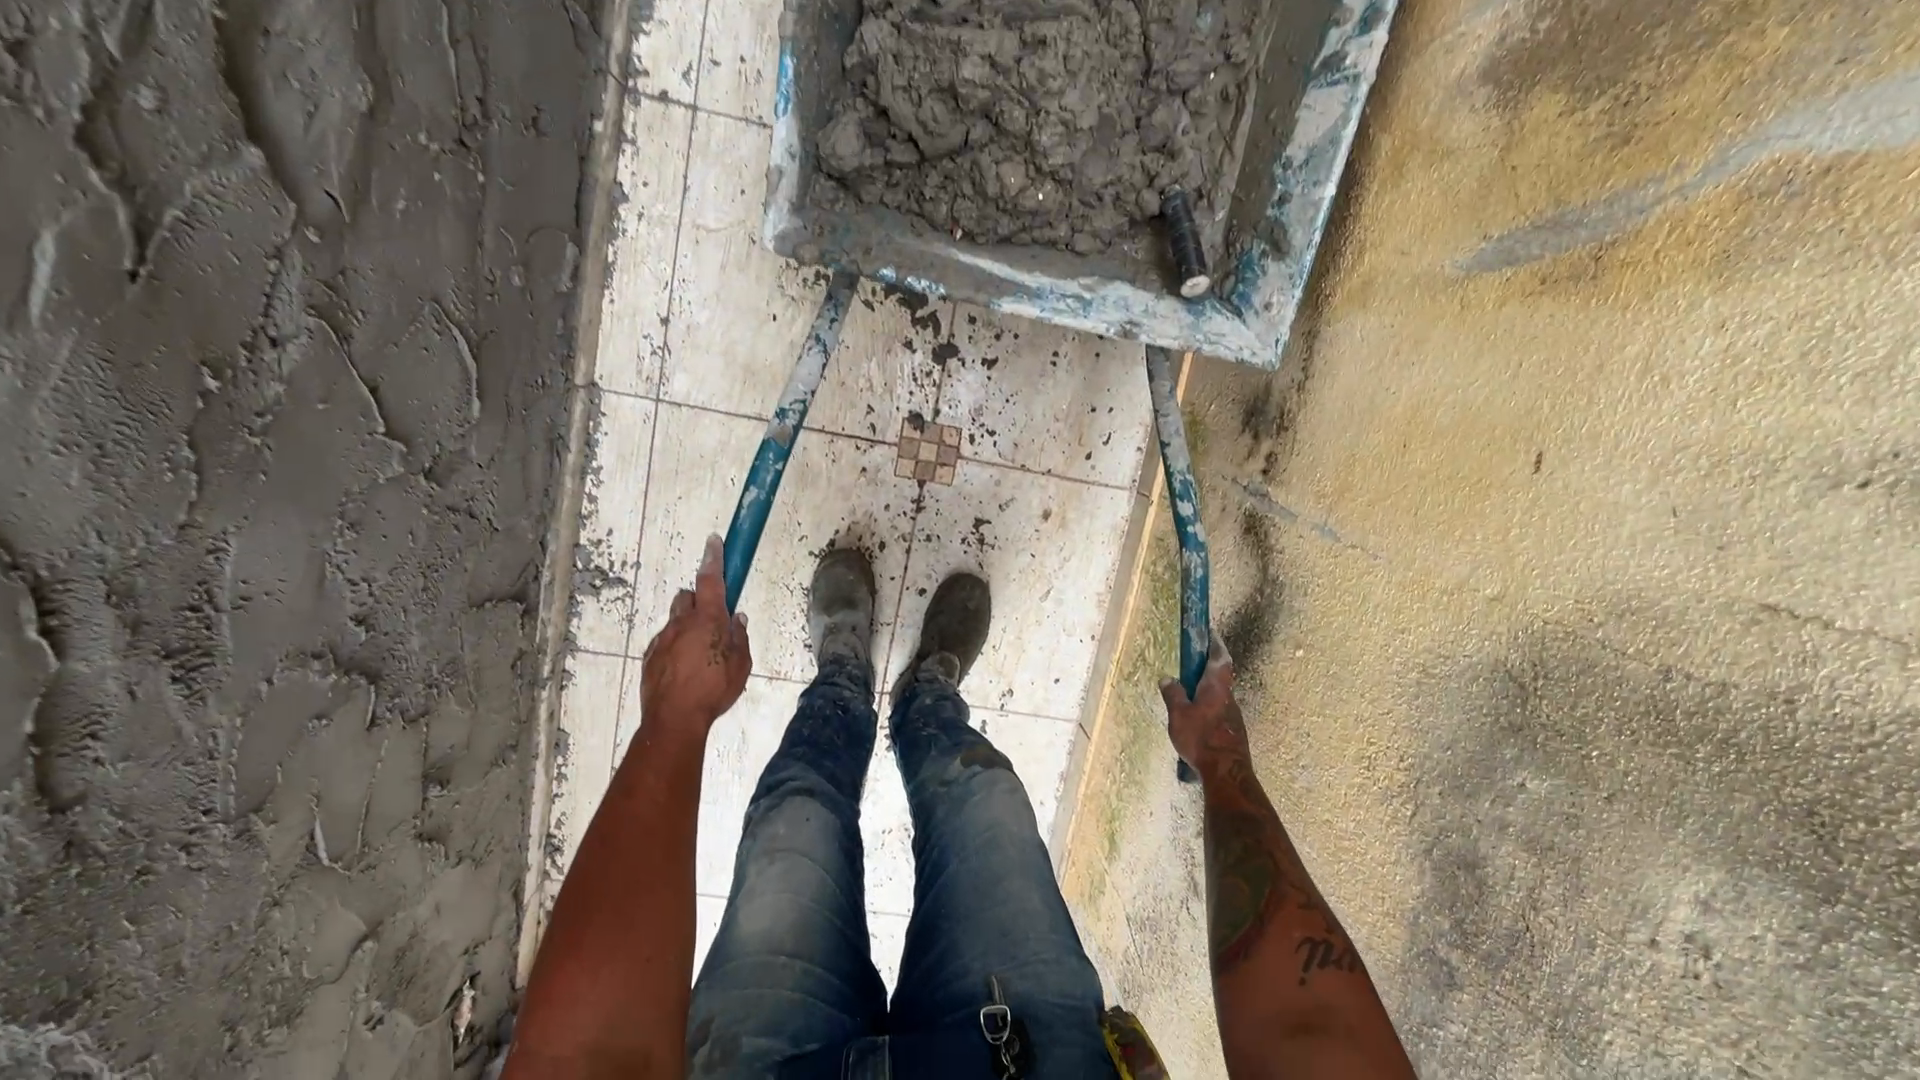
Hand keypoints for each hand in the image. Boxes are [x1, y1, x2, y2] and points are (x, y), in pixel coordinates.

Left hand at [639, 534, 751, 738]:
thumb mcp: (741, 665)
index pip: (711, 579)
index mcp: (707, 619)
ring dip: (686, 626)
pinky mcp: (651, 657)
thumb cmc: (714, 690)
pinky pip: (665, 642)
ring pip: (675, 621)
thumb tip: (736, 619)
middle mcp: (681, 623)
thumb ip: (739, 639)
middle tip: (711, 619)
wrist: (674, 718)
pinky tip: (685, 669)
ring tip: (699, 652)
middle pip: (687, 597)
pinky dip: (676, 647)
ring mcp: (662, 639)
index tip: (713, 541)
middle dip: (698, 600)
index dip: (714, 558)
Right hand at [1161, 640, 1247, 779]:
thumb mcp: (1178, 715)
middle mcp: (1228, 697)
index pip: (1220, 658)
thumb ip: (1173, 694)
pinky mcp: (1233, 730)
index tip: (1211, 634)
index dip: (1216, 645)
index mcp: (1216, 687)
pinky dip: (1209, 707)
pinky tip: (1197, 718)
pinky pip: (1219, 710)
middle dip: (1209, 668)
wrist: (1226, 771)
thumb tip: (1167, 678)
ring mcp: (1233, 715)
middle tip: (1193, 664)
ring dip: (1208, 689)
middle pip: (1221, 676)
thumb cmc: (1201, 737)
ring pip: (1220, 695)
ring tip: (1190, 693)